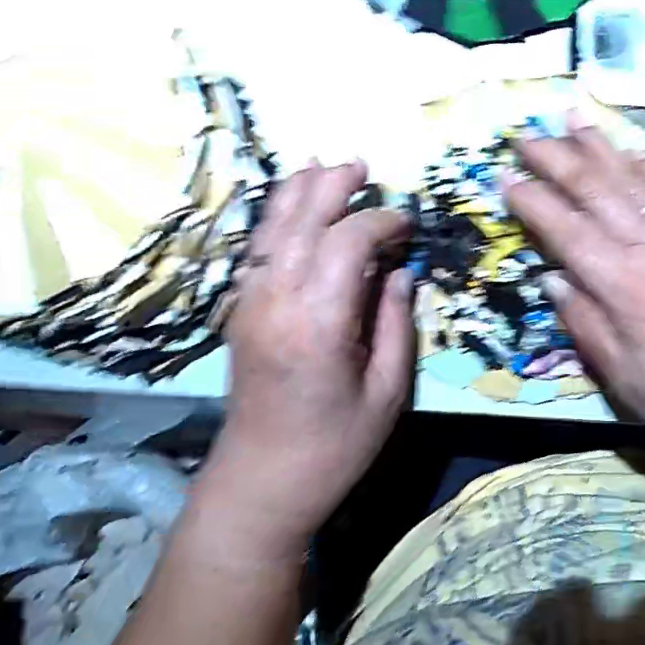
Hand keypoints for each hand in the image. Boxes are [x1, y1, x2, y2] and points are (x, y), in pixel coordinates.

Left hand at [203, 161, 414, 546]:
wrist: (262, 478)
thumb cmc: (334, 447)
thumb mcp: (386, 393)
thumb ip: (396, 324)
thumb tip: (400, 270)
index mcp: (318, 321)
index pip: (348, 240)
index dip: (381, 220)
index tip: (406, 224)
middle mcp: (276, 300)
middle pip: (301, 218)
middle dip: (332, 185)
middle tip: (361, 167)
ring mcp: (249, 303)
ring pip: (270, 228)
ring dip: (297, 193)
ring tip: (324, 170)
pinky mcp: (238, 313)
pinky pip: (256, 252)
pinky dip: (275, 223)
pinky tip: (292, 214)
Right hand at [504, 120, 644, 480]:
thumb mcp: (619, 374)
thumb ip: (582, 319)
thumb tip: (551, 277)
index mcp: (627, 287)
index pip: (567, 231)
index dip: (531, 202)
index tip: (502, 178)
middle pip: (598, 190)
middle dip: (556, 158)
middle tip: (524, 136)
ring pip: (637, 177)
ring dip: (600, 146)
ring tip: (570, 117)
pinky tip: (632, 151)